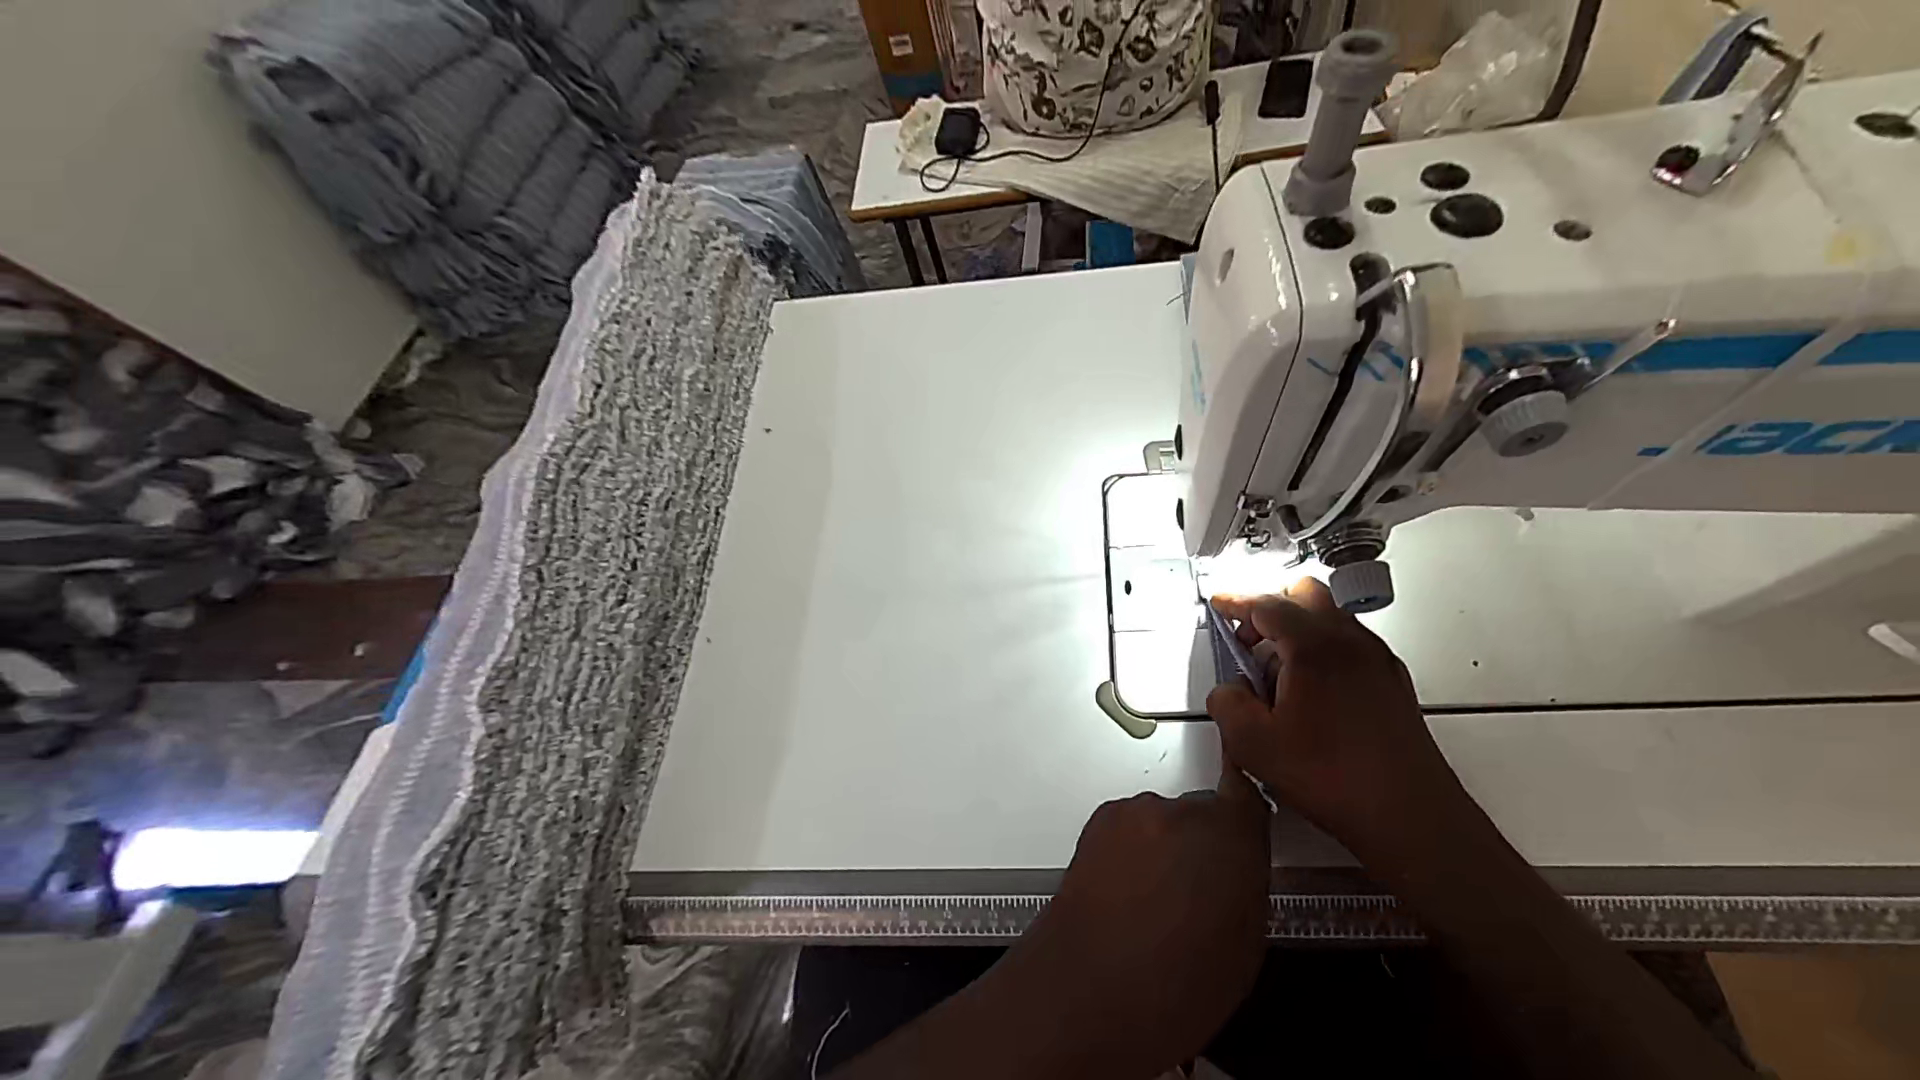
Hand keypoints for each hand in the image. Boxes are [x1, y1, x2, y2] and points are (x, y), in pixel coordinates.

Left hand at [981, 767, 1270, 1078]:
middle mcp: (1182, 813)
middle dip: (1203, 844)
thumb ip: (1247, 885)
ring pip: (1164, 820)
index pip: (1247, 797)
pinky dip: (1132, 848)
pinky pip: (1130, 826)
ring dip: (1164, 846)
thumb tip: (1241, 867)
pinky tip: (1128, 890)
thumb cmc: (1171, 988)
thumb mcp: (1244, 946)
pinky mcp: (1101, 818)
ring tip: (1156, 901)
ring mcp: (1137, 811)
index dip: (1245, 814)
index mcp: (1231, 839)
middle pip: (1202, 813)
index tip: (1245, 826)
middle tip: (1197, 892)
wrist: (1090, 988)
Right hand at [1206, 578, 1467, 857]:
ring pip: (1329, 619)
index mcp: (1315, 647)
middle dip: (1269, 607)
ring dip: (1295, 630)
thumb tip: (1230, 691)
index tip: (1220, 603)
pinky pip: (1348, 646)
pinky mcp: (1392, 684)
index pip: (1267, 604)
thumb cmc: (1337, 778)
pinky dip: (1320, 650)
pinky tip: (1306, 694)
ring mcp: (1378, 662)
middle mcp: (1352, 644)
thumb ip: (1226, 702)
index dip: (1235, 601)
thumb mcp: (1252, 743)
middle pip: (1306, 596)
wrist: (1410, 817)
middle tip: (1246, 637)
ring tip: (1273, 674)